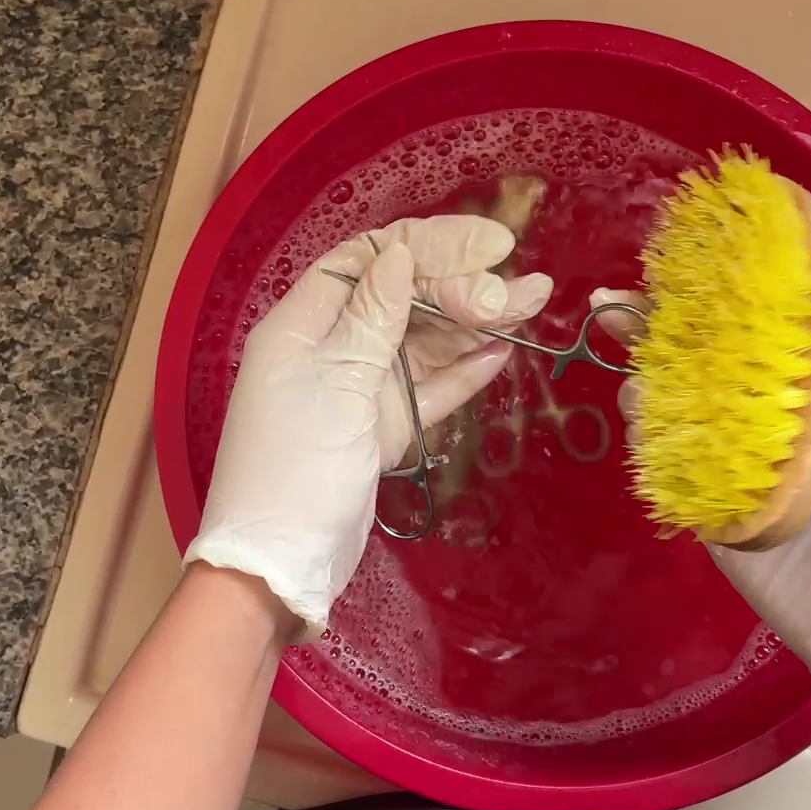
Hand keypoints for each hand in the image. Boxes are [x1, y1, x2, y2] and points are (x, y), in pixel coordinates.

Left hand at [187, 216, 551, 638]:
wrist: (280, 564)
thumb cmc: (297, 466)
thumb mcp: (337, 382)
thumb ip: (372, 317)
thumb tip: (399, 252)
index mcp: (304, 325)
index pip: (367, 262)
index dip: (426, 246)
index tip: (488, 246)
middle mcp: (332, 347)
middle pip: (400, 299)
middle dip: (459, 288)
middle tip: (521, 289)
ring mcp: (359, 388)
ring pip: (420, 343)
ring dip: (472, 325)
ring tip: (531, 303)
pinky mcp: (381, 426)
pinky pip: (426, 388)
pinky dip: (460, 372)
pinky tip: (500, 351)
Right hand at [593, 285, 810, 692]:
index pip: (769, 327)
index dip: (728, 291)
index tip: (688, 261)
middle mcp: (770, 415)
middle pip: (706, 358)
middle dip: (659, 327)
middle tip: (615, 303)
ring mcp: (732, 456)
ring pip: (676, 402)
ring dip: (643, 372)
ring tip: (615, 350)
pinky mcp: (704, 497)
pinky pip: (664, 457)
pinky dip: (641, 431)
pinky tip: (626, 408)